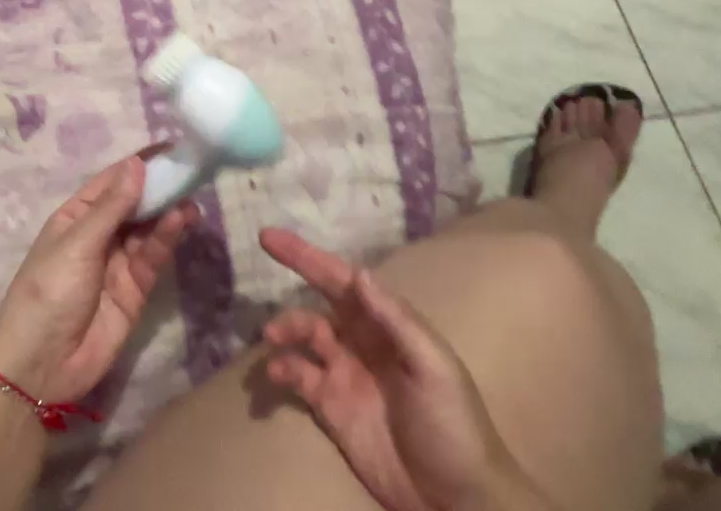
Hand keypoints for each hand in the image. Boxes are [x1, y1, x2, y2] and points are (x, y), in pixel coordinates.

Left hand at [0, 155, 198, 402]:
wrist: (41, 366)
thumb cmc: (48, 293)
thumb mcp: (76, 244)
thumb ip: (111, 207)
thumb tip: (137, 163)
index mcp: (74, 217)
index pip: (110, 182)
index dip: (138, 165)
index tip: (171, 147)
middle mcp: (97, 235)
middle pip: (134, 204)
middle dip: (160, 187)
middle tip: (193, 169)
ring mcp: (117, 264)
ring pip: (148, 230)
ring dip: (168, 212)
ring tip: (192, 196)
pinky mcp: (135, 290)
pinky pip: (153, 258)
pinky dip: (167, 239)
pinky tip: (181, 220)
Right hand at [258, 228, 537, 510]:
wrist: (456, 498)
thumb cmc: (454, 424)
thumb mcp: (433, 367)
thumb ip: (396, 320)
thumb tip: (359, 274)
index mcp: (389, 326)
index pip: (345, 281)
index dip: (310, 256)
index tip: (274, 237)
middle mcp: (363, 342)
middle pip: (321, 297)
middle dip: (294, 271)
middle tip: (263, 248)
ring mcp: (345, 374)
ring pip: (305, 335)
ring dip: (286, 327)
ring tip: (271, 337)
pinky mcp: (332, 408)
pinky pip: (299, 378)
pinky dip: (283, 369)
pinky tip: (277, 374)